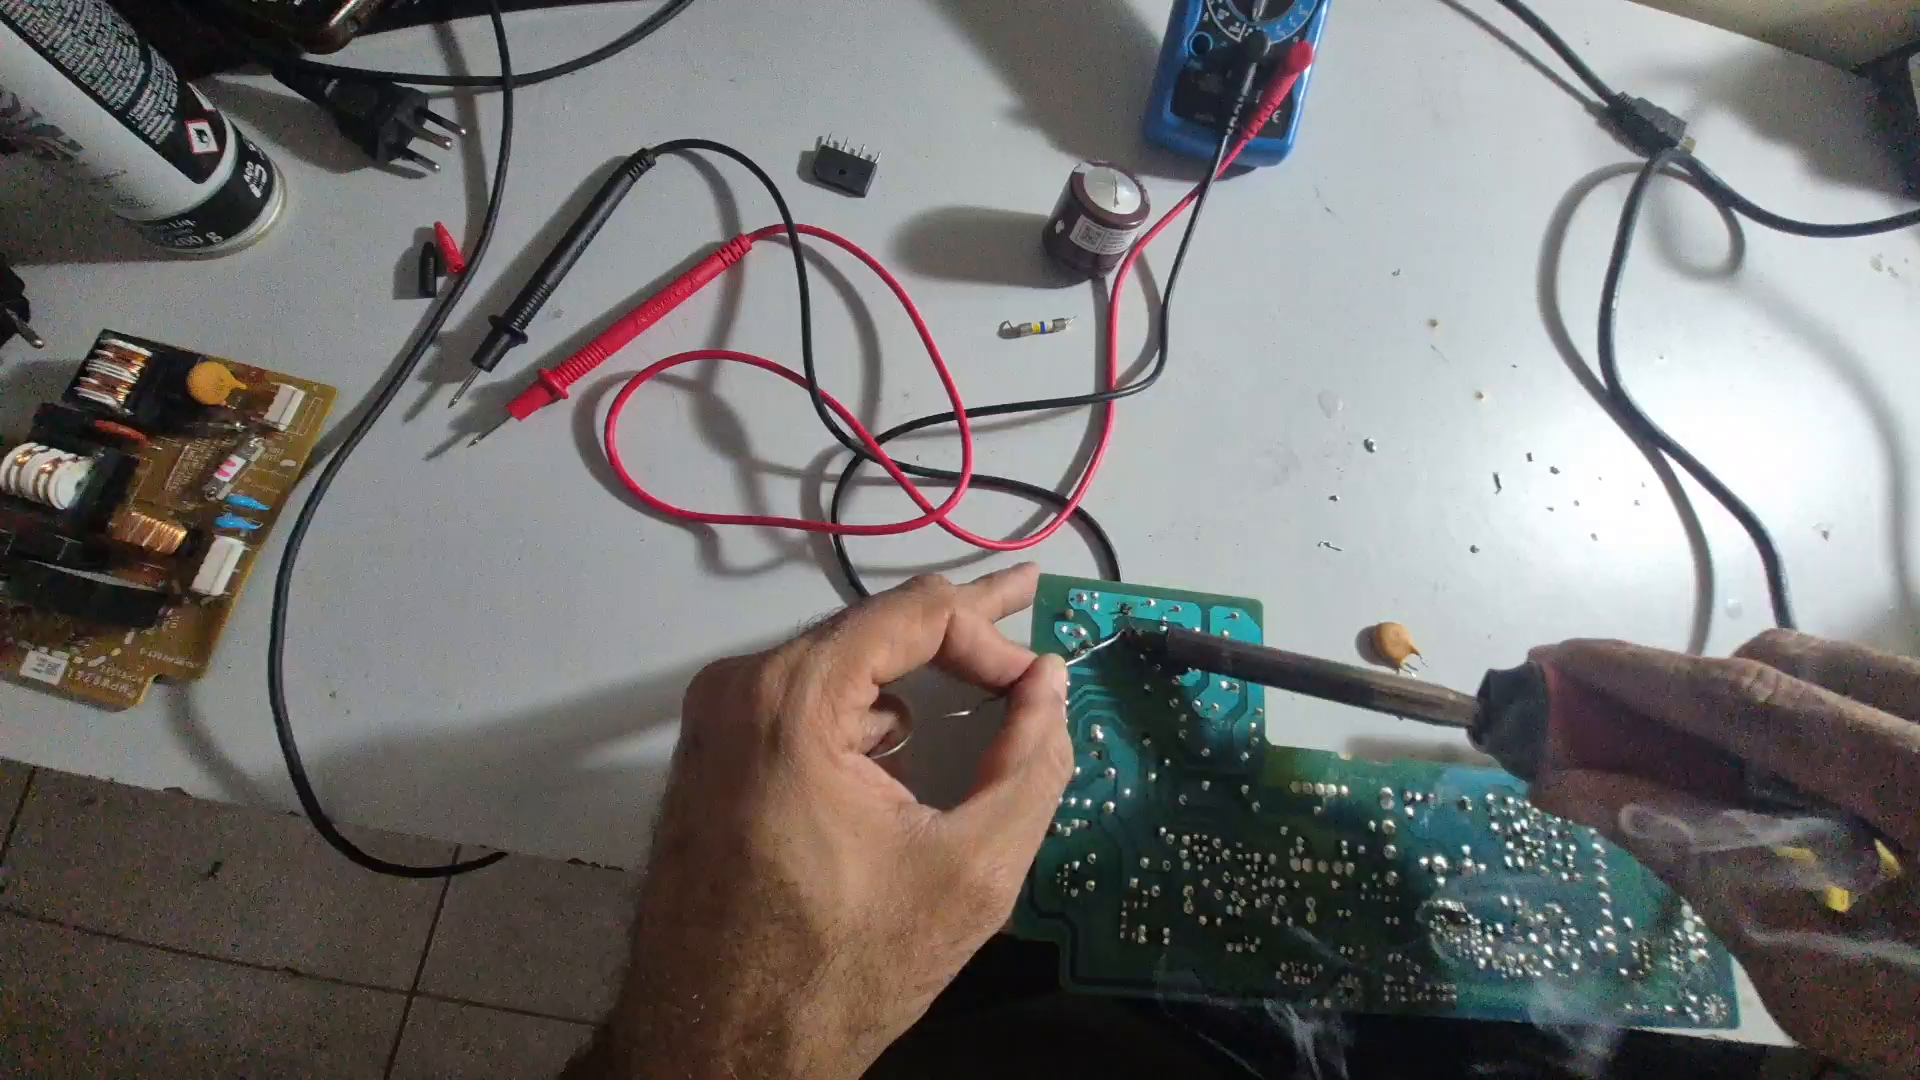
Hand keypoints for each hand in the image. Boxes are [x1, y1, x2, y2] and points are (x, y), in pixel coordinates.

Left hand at [568, 566, 1071, 1079]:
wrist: (712, 1052)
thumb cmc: (841, 968)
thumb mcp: (971, 873)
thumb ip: (1030, 764)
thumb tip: (1049, 679)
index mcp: (793, 697)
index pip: (917, 613)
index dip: (991, 633)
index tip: (1037, 681)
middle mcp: (744, 681)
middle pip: (877, 624)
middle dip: (962, 626)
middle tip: (1027, 593)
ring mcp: (720, 711)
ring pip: (847, 657)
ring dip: (917, 667)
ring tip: (981, 674)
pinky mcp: (718, 743)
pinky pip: (812, 697)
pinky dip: (868, 707)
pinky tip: (900, 743)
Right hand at [1528, 630, 1918, 1077]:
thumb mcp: (1819, 971)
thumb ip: (1694, 861)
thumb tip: (1562, 786)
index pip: (1762, 705)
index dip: (1641, 674)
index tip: (1553, 658)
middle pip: (1803, 665)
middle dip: (1693, 689)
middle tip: (1628, 736)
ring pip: (1841, 675)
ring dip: (1752, 710)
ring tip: (1720, 778)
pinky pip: (1874, 703)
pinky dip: (1806, 730)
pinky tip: (1793, 793)